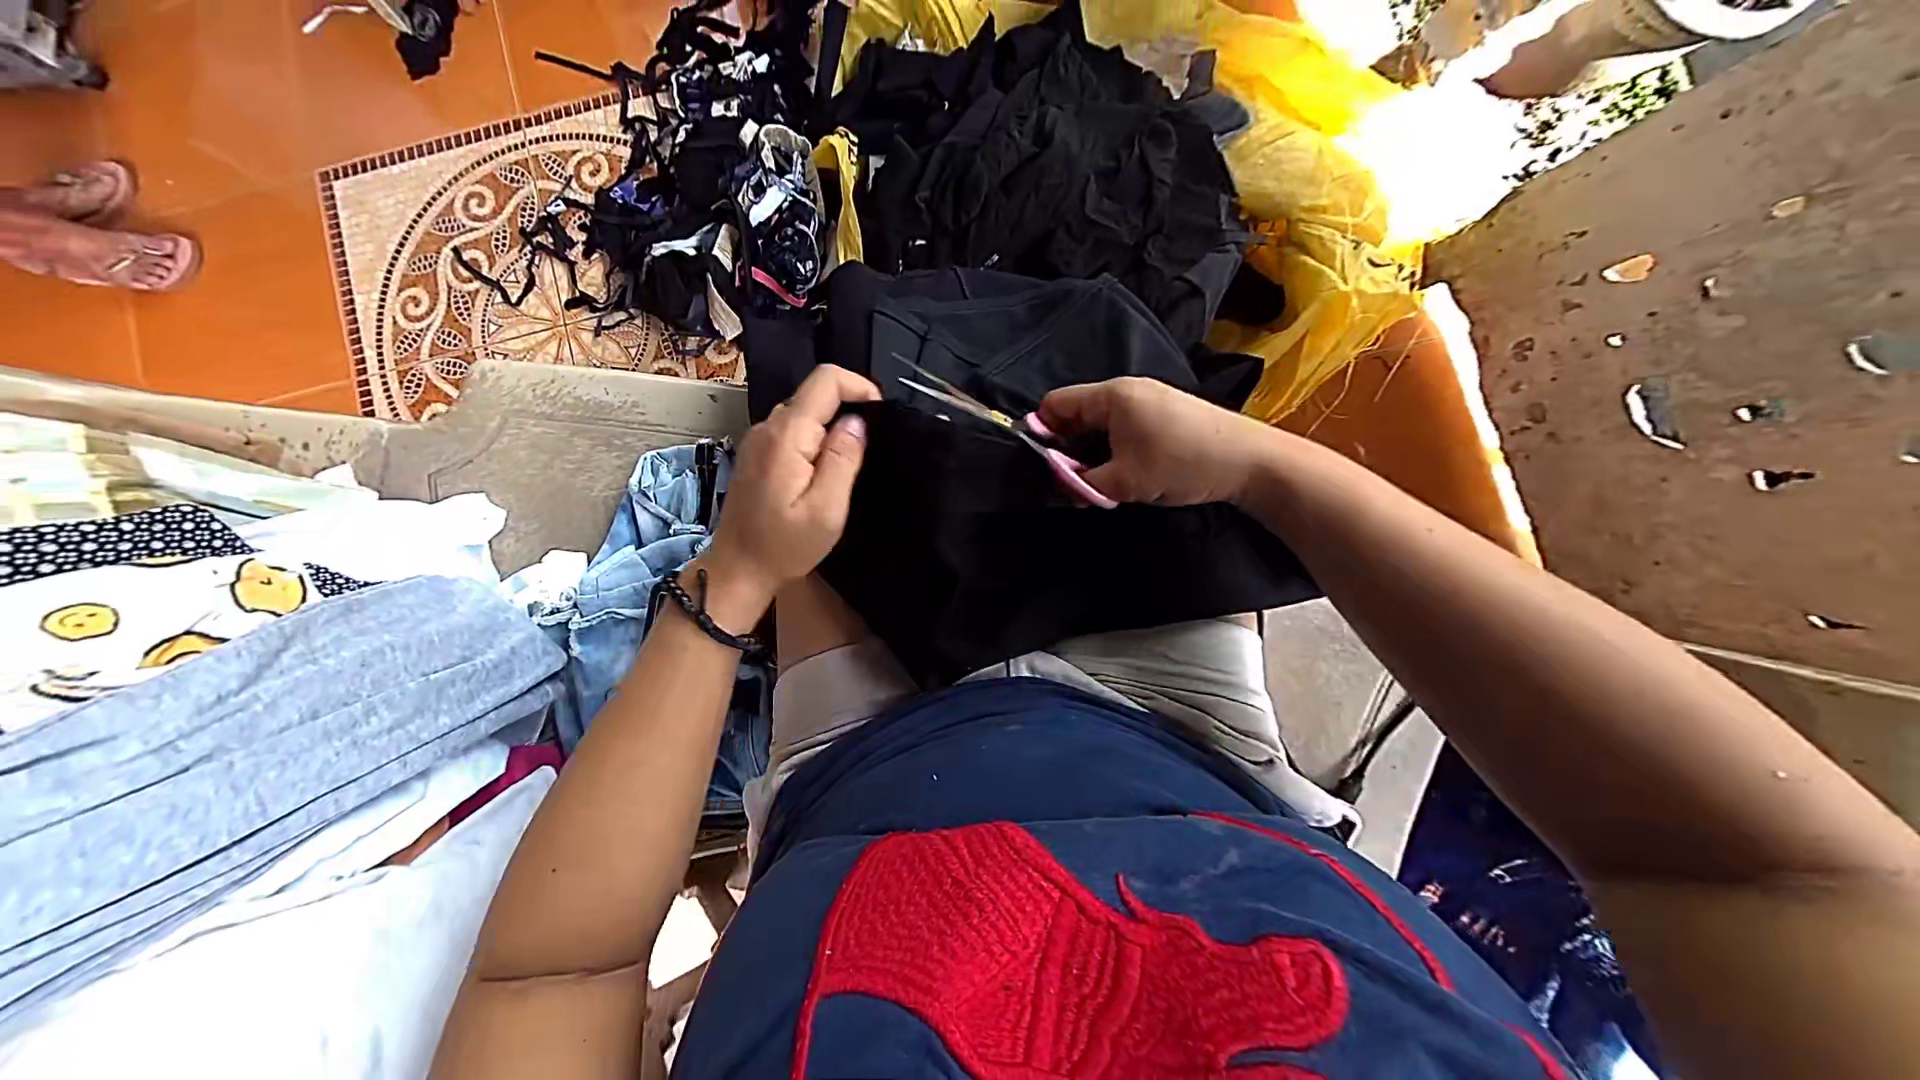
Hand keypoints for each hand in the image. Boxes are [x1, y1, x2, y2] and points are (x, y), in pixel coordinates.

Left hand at [695, 365, 878, 628]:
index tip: (880, 412)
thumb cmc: (784, 547)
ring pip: (804, 412)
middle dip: (847, 410)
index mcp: (787, 435)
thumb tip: (857, 422)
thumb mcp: (826, 509)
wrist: (738, 570)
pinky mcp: (756, 454)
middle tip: (867, 450)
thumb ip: (843, 459)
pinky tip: (822, 473)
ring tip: (847, 465)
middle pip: (814, 394)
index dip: (859, 385)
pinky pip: (792, 431)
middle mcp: (768, 428)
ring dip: (831, 428)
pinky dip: (815, 440)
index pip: (825, 380)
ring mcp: (758, 439)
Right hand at [1037, 377, 1278, 506]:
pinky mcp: (1164, 413)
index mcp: (1111, 395)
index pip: (1056, 403)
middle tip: (1070, 481)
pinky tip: (1124, 472)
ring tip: (1098, 481)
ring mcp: (1148, 399)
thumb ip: (1082, 483)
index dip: (1041, 432)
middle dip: (1067, 447)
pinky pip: (1122, 427)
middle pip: (1077, 413)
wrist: (1250, 461)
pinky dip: (1113, 448)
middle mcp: (1127, 389)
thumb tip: (1060, 483)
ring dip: (1092, 452)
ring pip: (1100, 423)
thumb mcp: (1124, 481)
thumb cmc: (1182, 463)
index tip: (1044, 465)